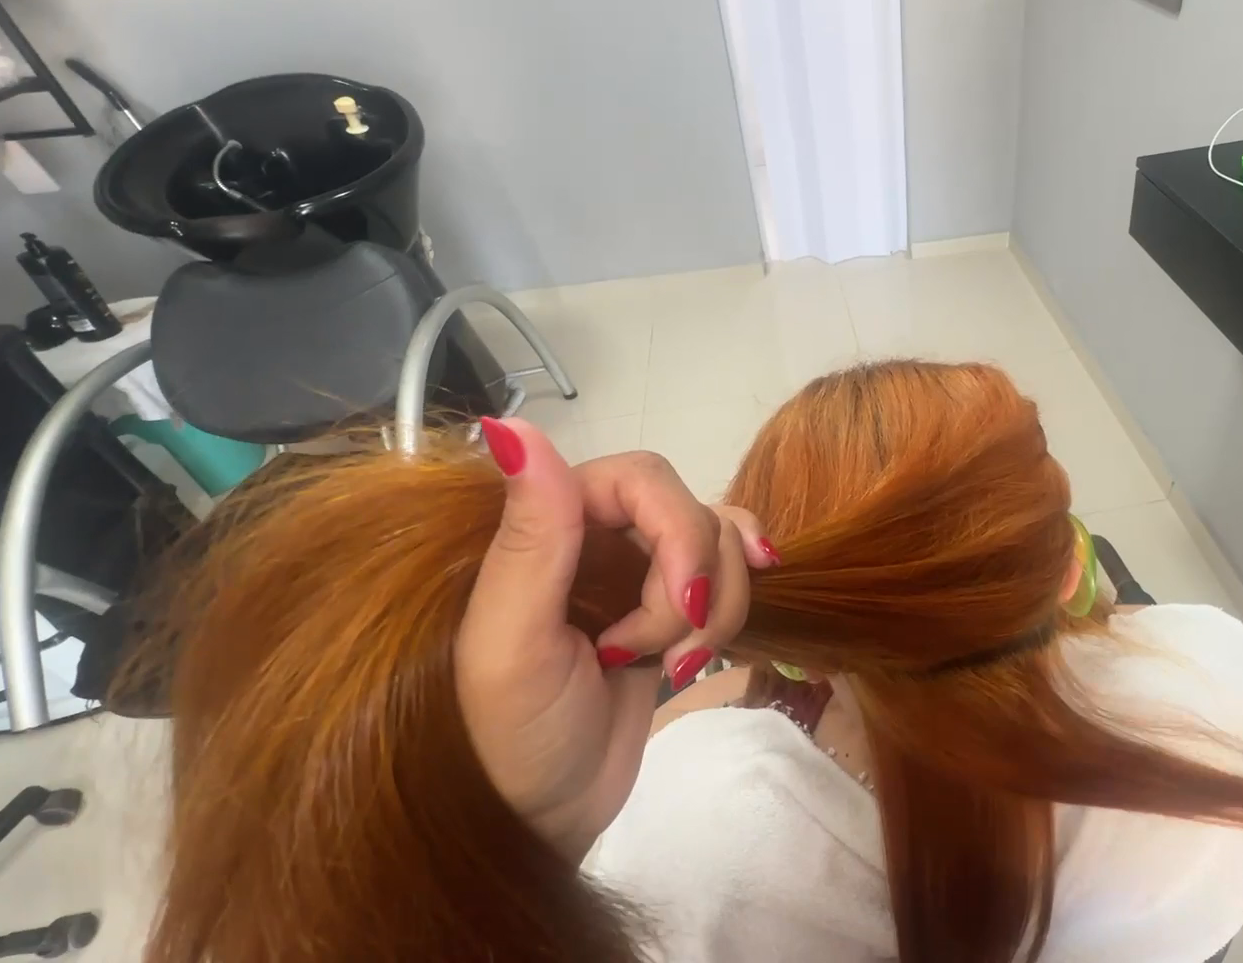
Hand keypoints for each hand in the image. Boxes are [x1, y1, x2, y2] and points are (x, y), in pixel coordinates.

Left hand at [454, 418, 772, 861]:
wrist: (538, 817)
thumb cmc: (507, 740)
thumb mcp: (509, 645)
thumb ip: (528, 536)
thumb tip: (511, 425)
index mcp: (550, 526)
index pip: (644, 479)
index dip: (680, 532)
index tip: (683, 603)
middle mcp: (598, 533)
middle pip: (692, 513)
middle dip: (696, 585)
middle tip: (665, 656)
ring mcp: (638, 569)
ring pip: (721, 545)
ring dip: (717, 606)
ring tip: (673, 667)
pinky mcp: (670, 604)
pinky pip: (729, 572)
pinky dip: (735, 598)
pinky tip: (717, 633)